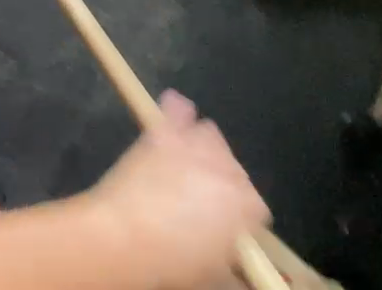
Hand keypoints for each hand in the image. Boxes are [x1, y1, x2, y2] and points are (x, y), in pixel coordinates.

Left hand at [86, 90, 270, 287]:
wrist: (124, 235)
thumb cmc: (170, 262)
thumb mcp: (210, 272)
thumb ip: (227, 257)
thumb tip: (229, 258)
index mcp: (245, 207)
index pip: (257, 207)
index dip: (241, 217)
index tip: (227, 226)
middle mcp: (226, 171)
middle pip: (236, 170)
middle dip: (225, 183)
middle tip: (204, 201)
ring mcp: (194, 147)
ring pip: (211, 136)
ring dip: (205, 148)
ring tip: (191, 163)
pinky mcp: (165, 134)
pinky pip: (178, 110)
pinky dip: (178, 110)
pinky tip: (175, 109)